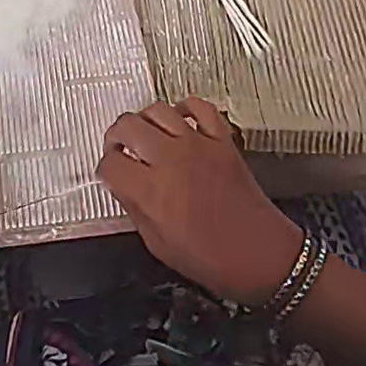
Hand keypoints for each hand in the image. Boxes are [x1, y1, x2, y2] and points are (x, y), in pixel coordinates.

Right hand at [98, 97, 303, 307]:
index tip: (110, 173)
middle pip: (127, 126)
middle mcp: (172, 161)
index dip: (105, 168)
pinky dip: (185, 107)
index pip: (110, 162)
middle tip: (118, 147)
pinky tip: (178, 119)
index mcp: (151, 191)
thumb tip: (121, 186)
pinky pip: (200, 107)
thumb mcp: (157, 243)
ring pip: (158, 110)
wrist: (260, 255)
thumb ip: (134, 208)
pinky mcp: (222, 142)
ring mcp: (199, 146)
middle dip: (115, 136)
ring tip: (143, 134)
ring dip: (144, 120)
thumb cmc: (213, 258)